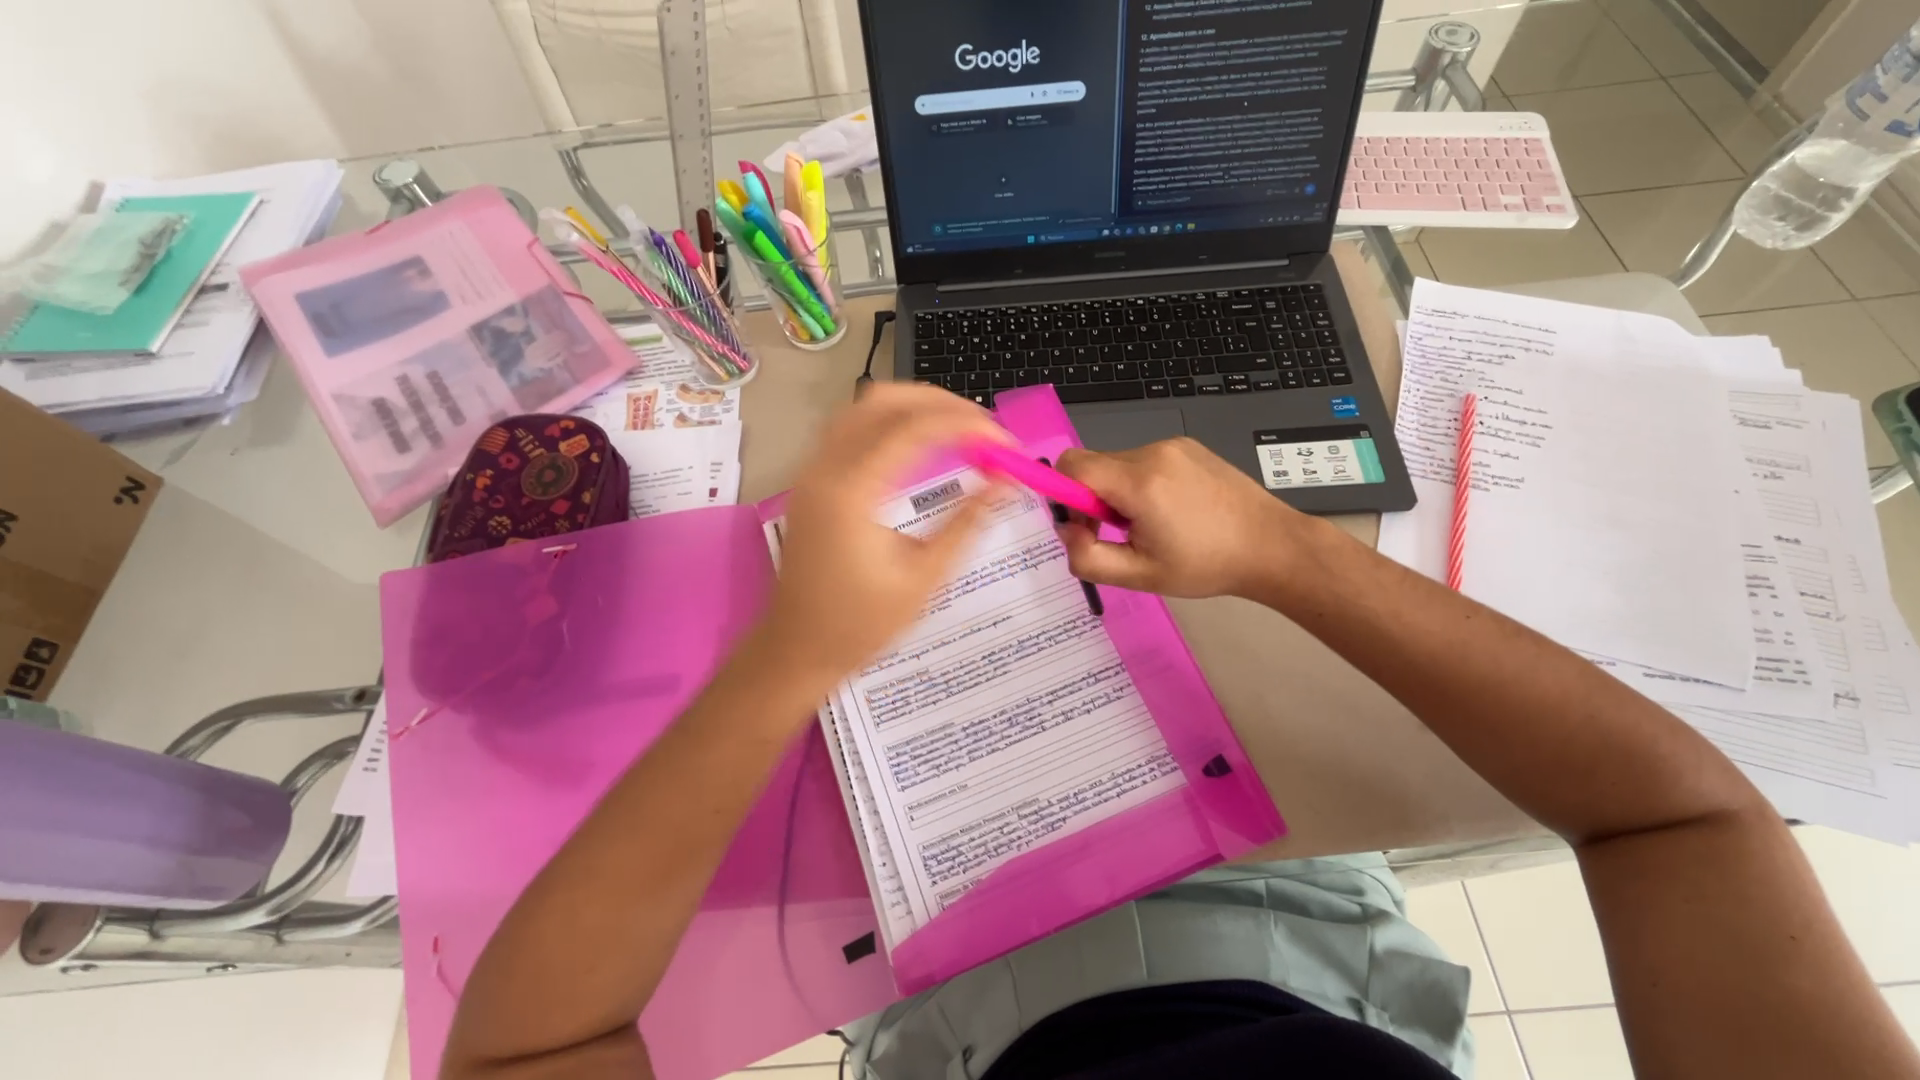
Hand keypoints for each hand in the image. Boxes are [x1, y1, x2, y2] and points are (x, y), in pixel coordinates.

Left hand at [758, 383, 1007, 680]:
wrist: (797, 649)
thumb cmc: (860, 625)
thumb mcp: (924, 578)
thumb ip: (967, 523)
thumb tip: (1006, 483)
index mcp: (852, 492)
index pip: (915, 429)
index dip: (967, 426)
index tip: (1005, 445)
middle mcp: (825, 469)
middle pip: (885, 400)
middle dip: (940, 404)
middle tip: (984, 430)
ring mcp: (812, 472)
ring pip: (863, 407)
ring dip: (913, 407)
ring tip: (958, 431)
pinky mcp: (811, 481)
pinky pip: (850, 428)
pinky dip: (889, 423)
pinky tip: (919, 446)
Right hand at [1054, 438, 1313, 598]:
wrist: (1271, 546)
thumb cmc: (1206, 566)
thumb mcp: (1138, 575)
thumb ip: (1088, 557)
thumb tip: (1066, 531)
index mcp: (1139, 483)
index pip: (1071, 466)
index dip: (1064, 495)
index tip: (1086, 525)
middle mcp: (1153, 453)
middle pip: (1093, 466)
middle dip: (1094, 500)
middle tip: (1123, 534)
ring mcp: (1173, 445)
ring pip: (1118, 464)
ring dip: (1120, 494)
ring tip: (1154, 526)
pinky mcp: (1188, 446)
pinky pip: (1144, 461)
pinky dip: (1142, 484)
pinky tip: (1173, 512)